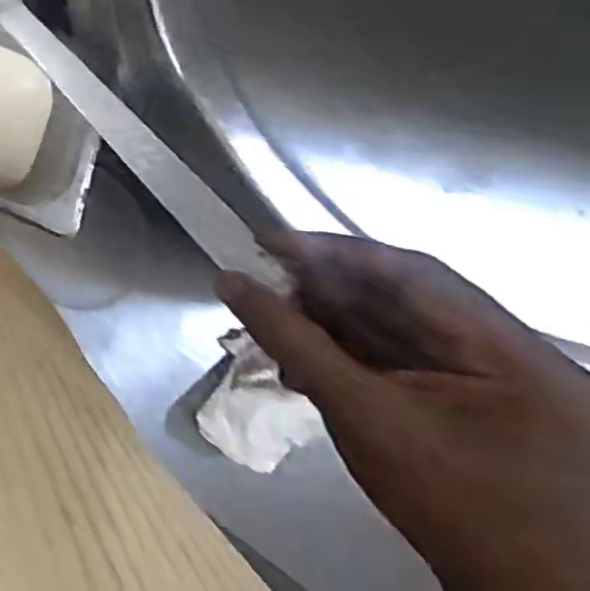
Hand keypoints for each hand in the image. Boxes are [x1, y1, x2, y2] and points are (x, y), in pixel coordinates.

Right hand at [220, 235, 589, 590]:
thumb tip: (230, 282)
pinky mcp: (474, 414)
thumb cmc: (459, 502)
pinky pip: (399, 364)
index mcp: (513, 354)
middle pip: (401, 300)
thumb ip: (292, 340)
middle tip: (253, 286)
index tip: (262, 241)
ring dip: (324, 325)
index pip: (411, 272)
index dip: (332, 249)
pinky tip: (301, 364)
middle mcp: (514, 361)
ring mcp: (499, 391)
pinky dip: (344, 357)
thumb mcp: (363, 414)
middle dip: (319, 291)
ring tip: (266, 326)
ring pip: (393, 332)